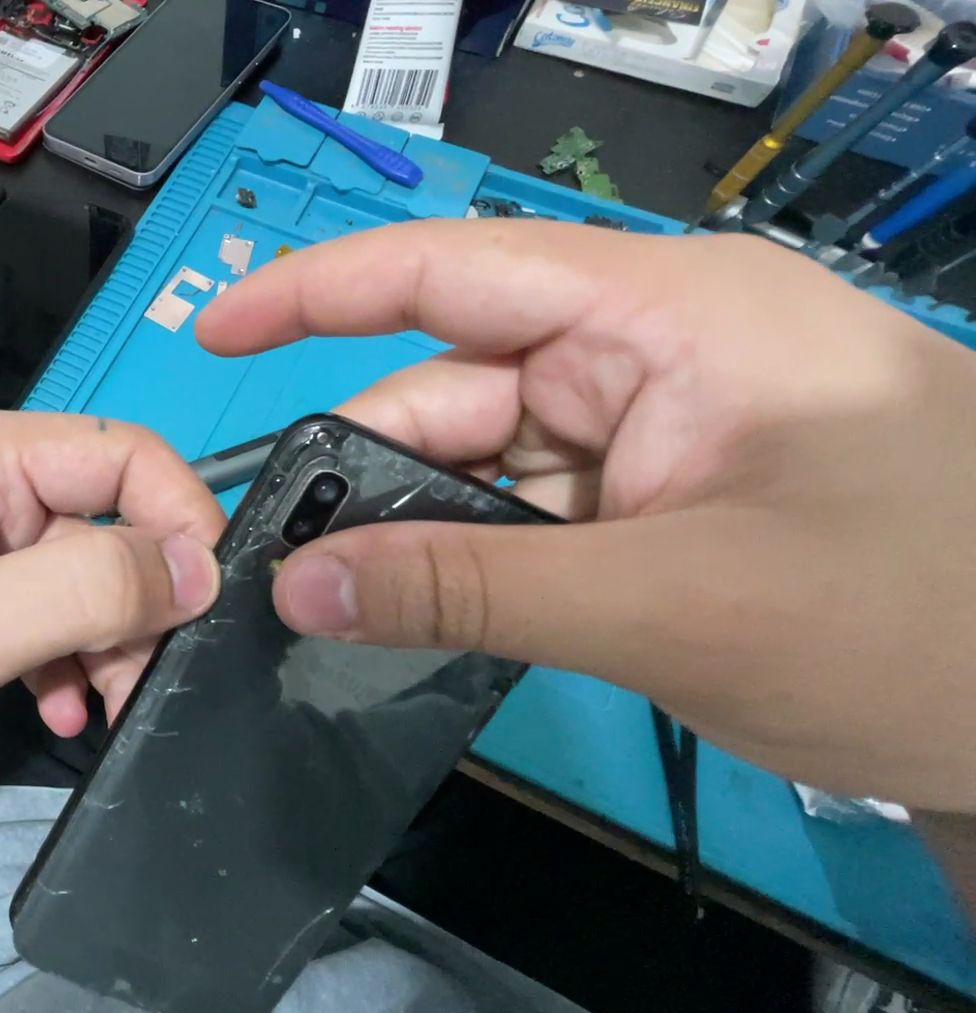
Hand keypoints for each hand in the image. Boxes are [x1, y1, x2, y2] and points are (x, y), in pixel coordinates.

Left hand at [0, 410, 223, 782]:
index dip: (178, 518)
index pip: (125, 452)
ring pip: (81, 579)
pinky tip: (55, 706)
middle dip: (133, 605)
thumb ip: (84, 590)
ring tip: (88, 707)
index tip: (201, 604)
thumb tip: (200, 567)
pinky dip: (60, 659)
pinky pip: (40, 614)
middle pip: (107, 524)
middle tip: (133, 683)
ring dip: (100, 643)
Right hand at [195, 220, 975, 811]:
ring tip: (345, 598)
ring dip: (401, 530)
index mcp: (658, 318)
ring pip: (460, 466)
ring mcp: (629, 432)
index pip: (447, 273)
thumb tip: (296, 591)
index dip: (315, 295)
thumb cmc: (927, 629)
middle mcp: (630, 356)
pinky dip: (447, 559)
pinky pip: (497, 514)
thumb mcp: (669, 605)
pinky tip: (417, 605)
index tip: (216, 331)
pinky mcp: (627, 498)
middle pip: (441, 394)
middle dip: (360, 474)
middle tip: (282, 561)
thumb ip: (463, 591)